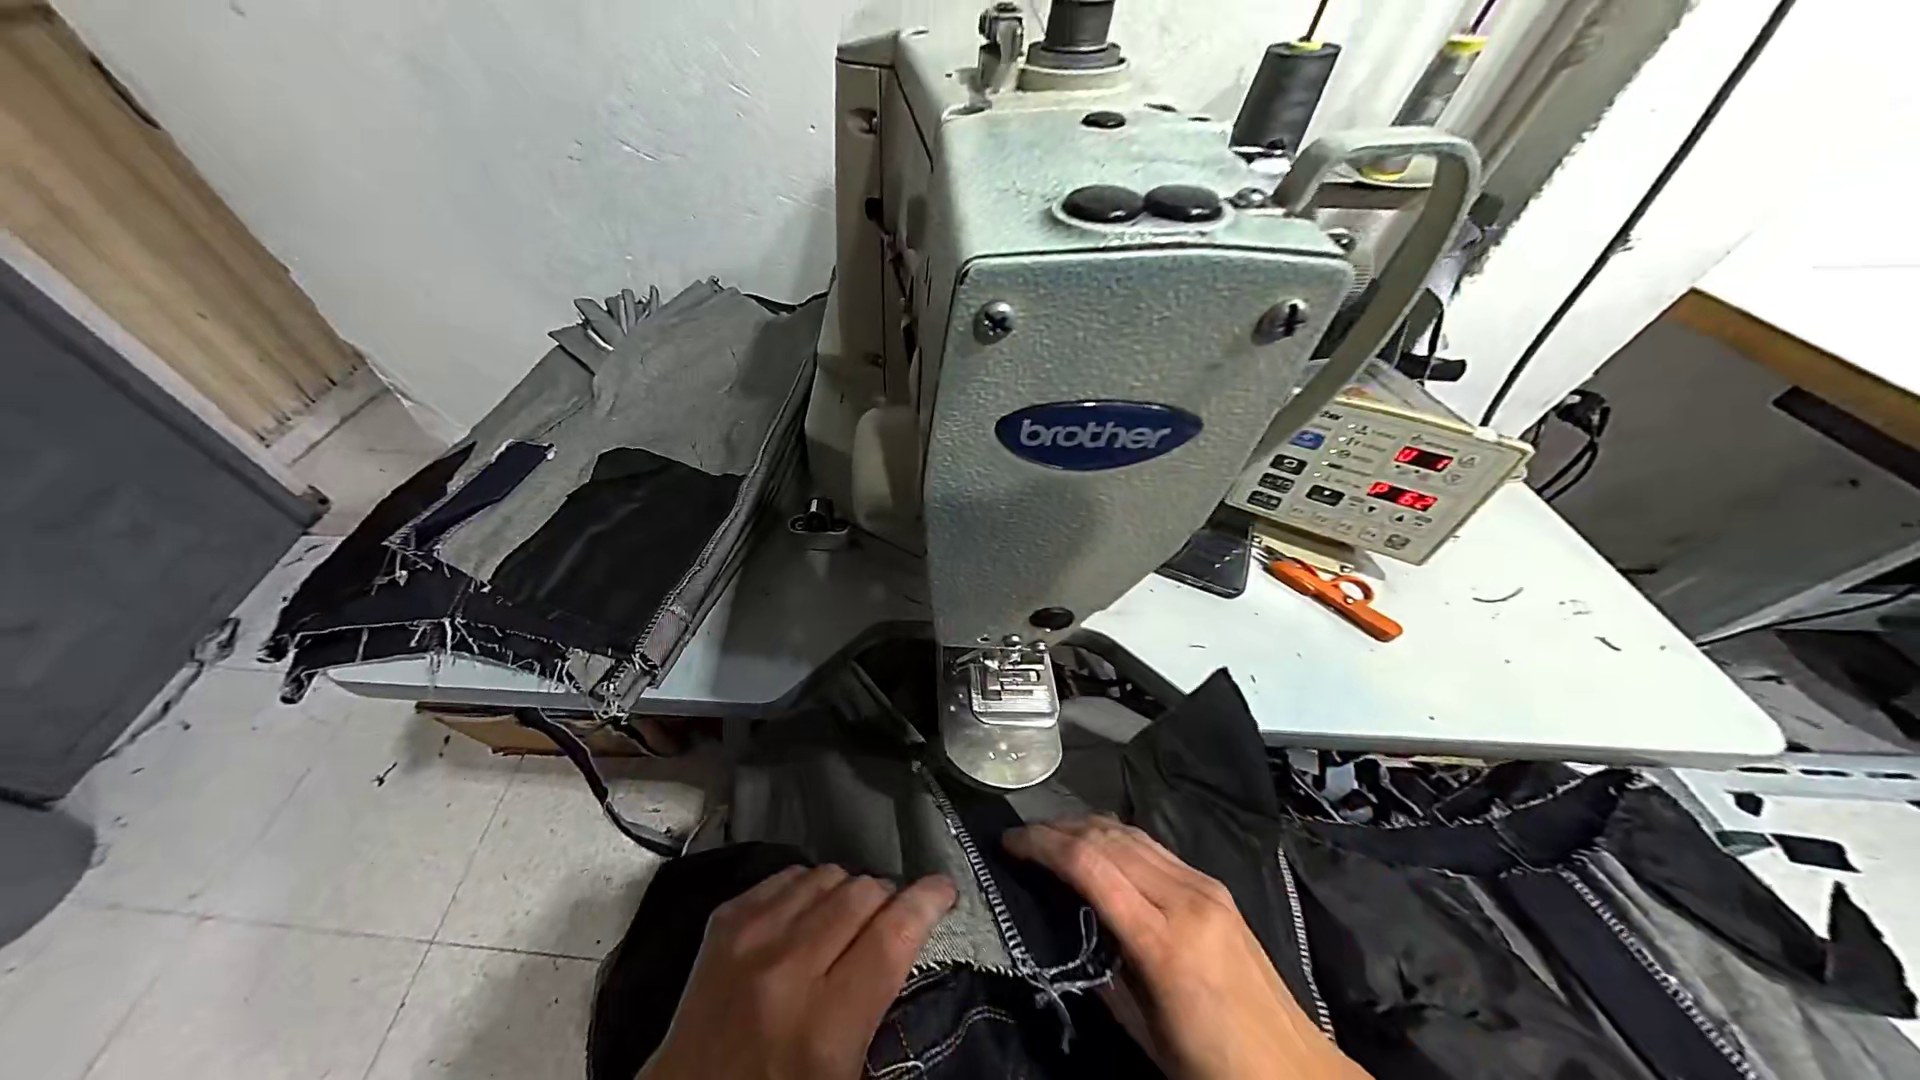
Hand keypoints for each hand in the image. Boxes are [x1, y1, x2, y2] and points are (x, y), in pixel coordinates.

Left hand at [639, 865, 957, 1079]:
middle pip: (863, 893)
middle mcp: (787, 970)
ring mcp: (750, 938)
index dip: (927, 902)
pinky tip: (807, 914)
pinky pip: (787, 874)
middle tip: (890, 918)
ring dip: (848, 891)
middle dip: (888, 898)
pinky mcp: (724, 921)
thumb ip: (882, 1002)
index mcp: (825, 1024)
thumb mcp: (846, 1070)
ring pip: (827, 874)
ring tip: (847, 918)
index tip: (944, 890)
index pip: (893, 935)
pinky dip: (808, 887)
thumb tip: (911, 936)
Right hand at [1006, 817, 1369, 1079]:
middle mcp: (1185, 898)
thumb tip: (1067, 931)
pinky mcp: (1215, 886)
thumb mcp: (1144, 1033)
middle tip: (1023, 838)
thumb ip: (1101, 973)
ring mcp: (1205, 886)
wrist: (1299, 1073)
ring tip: (1052, 836)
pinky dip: (1116, 838)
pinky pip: (1154, 847)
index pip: (1090, 865)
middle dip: (1057, 828)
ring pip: (1131, 833)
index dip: (1043, 845)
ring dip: (1085, 826)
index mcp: (1163, 942)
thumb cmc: (1214, 1068)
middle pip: (1107, 838)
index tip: (1010, 843)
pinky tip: (1099, 847)